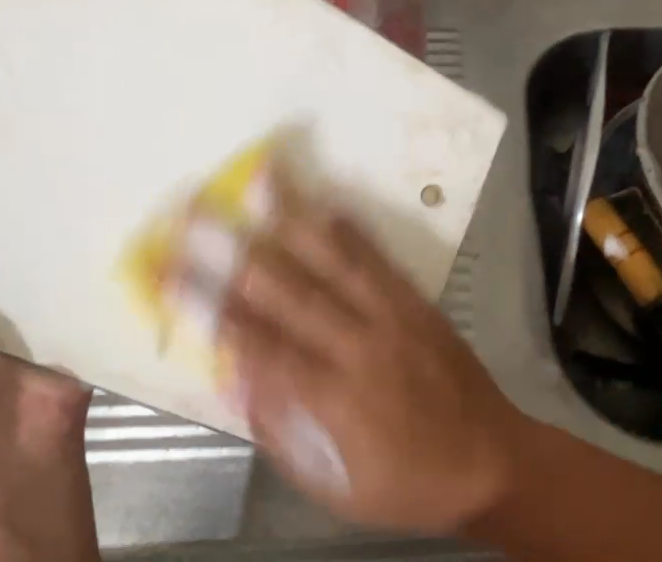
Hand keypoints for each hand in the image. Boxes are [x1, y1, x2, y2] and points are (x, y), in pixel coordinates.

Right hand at [174, 192, 528, 533]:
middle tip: (195, 211)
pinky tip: (325, 199)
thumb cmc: (405, 482)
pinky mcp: (418, 301)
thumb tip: (235, 376)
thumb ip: (282, 430)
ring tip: (259, 177)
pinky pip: (379, 256)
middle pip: (287, 289)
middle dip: (234, 247)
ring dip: (292, 215)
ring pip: (334, 258)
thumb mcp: (334, 484)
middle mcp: (359, 345)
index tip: (170, 273)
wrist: (492, 460)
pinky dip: (349, 226)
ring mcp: (393, 315)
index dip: (209, 305)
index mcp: (332, 397)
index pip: (256, 342)